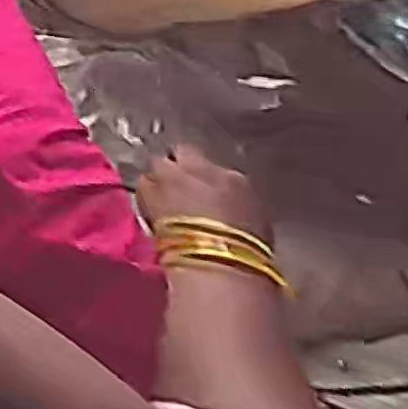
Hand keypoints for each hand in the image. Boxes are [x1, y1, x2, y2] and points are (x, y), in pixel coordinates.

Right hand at [137, 145, 271, 241]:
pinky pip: (240, 193)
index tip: (162, 177)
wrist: (219, 253)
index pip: (168, 155)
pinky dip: (232, 199)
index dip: (165, 165)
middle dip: (190, 166)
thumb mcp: (146, 199)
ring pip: (220, 176)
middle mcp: (210, 167)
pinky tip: (227, 214)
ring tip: (209, 202)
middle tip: (184, 184)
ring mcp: (238, 183)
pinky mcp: (261, 202)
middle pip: (196, 156)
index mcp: (177, 165)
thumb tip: (154, 177)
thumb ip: (150, 181)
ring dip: (214, 183)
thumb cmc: (173, 225)